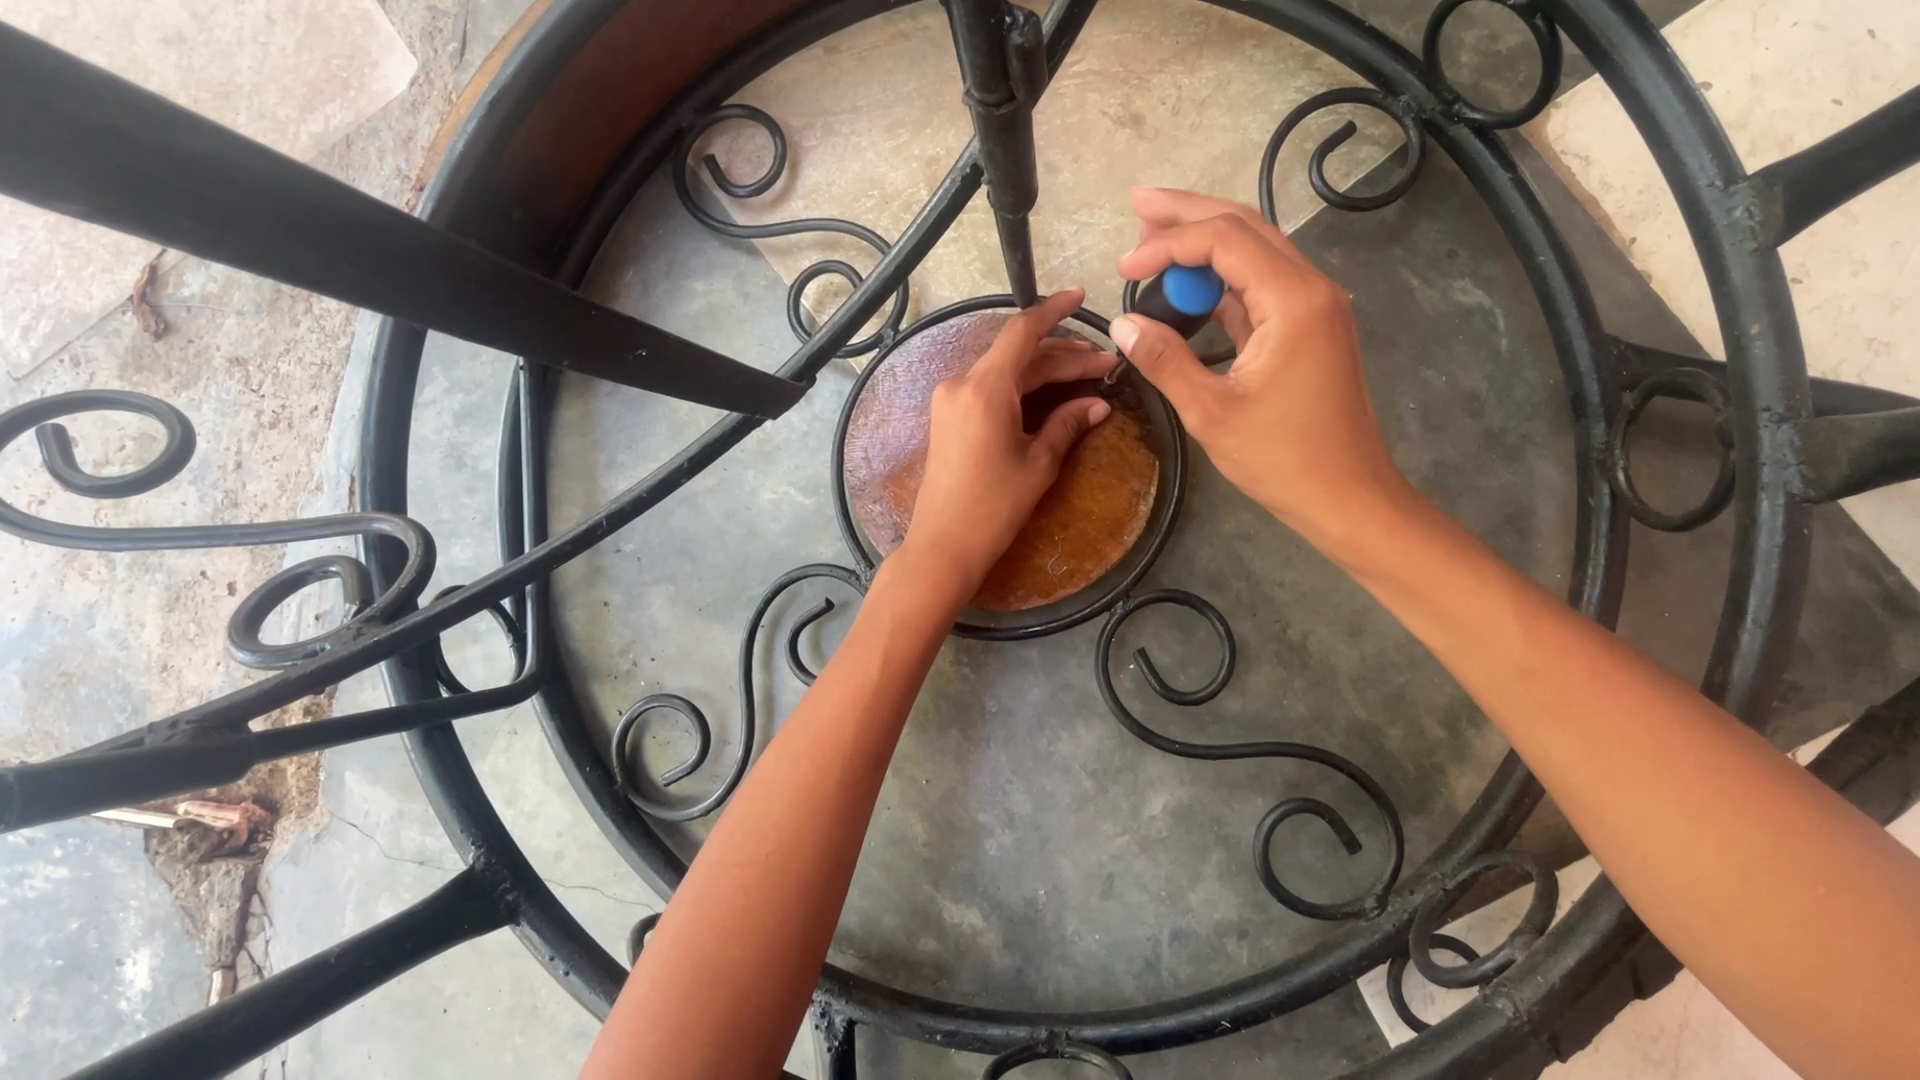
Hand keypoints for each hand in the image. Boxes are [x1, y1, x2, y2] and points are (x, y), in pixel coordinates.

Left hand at [902, 288, 1115, 592]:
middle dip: (1063, 354)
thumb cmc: (993, 509)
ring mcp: (950, 399)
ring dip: (1043, 369)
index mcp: (985, 389)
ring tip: (1085, 375)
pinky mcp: (948, 417)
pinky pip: (989, 387)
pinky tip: (1049, 392)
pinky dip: (1020, 386)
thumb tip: (1097, 404)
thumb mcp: (1038, 465)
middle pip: (1018, 353)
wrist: (943, 546)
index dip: (1054, 310)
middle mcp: (962, 383)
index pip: (1023, 333)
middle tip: (1104, 364)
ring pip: (1004, 370)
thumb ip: (1067, 425)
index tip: (1082, 295)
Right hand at [1110, 187, 1410, 546]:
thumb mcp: (1210, 412)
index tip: (1122, 266)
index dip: (1168, 244)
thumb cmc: (1282, 458)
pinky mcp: (1308, 327)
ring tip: (1153, 236)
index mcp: (1293, 302)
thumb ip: (1165, 360)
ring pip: (1256, 250)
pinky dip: (1223, 277)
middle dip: (1188, 213)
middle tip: (1137, 204)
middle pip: (1245, 227)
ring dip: (1206, 240)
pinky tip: (1189, 282)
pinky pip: (1261, 284)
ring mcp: (1314, 306)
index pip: (1225, 241)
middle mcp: (1311, 288)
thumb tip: (1122, 325)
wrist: (1347, 495)